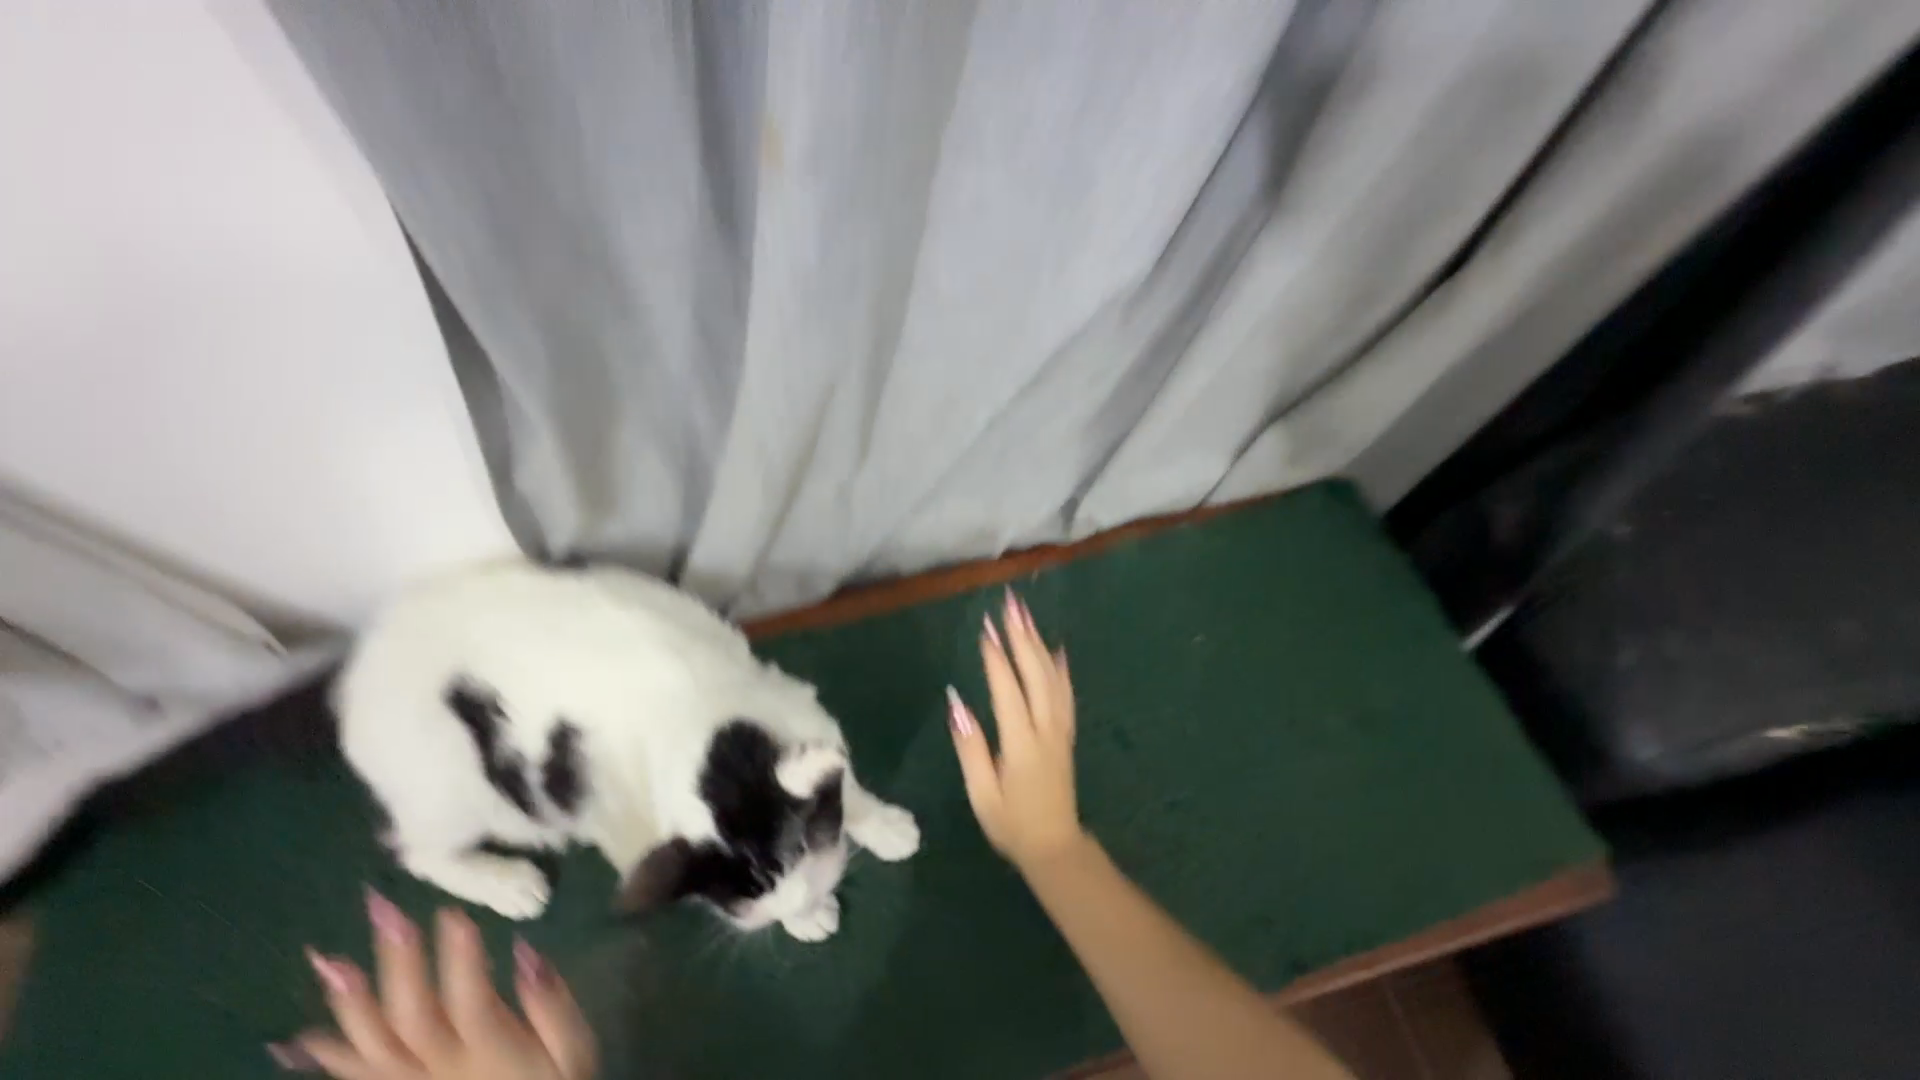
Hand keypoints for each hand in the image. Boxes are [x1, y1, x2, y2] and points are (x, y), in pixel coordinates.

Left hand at [270, 892, 596, 1078]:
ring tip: (328, 960)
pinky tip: (301, 1036)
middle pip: (412, 1018)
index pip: (470, 1000)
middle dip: (398, 962)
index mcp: (492, 1050)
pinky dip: (329, 1055)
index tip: (450, 912)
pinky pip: (358, 1075)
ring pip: (375, 1045)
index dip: (459, 958)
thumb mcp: (573, 1051)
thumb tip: (529, 953)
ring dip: (350, 1002)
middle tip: (383, 912)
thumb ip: (552, 1006)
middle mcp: (443, 1067)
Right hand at [948, 588, 1089, 871]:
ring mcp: (1060, 730)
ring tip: (1025, 616)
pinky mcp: (1066, 735)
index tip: (986, 628)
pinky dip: (1061, 668)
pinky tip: (1055, 649)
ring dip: (1038, 644)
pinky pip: (1066, 694)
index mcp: (1021, 744)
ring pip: (1052, 678)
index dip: (996, 658)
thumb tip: (956, 703)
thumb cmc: (1011, 823)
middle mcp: (1045, 730)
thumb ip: (971, 747)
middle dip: (1021, 637)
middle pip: (1035, 674)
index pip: (1008, 691)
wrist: (1055, 846)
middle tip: (1010, 605)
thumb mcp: (982, 793)